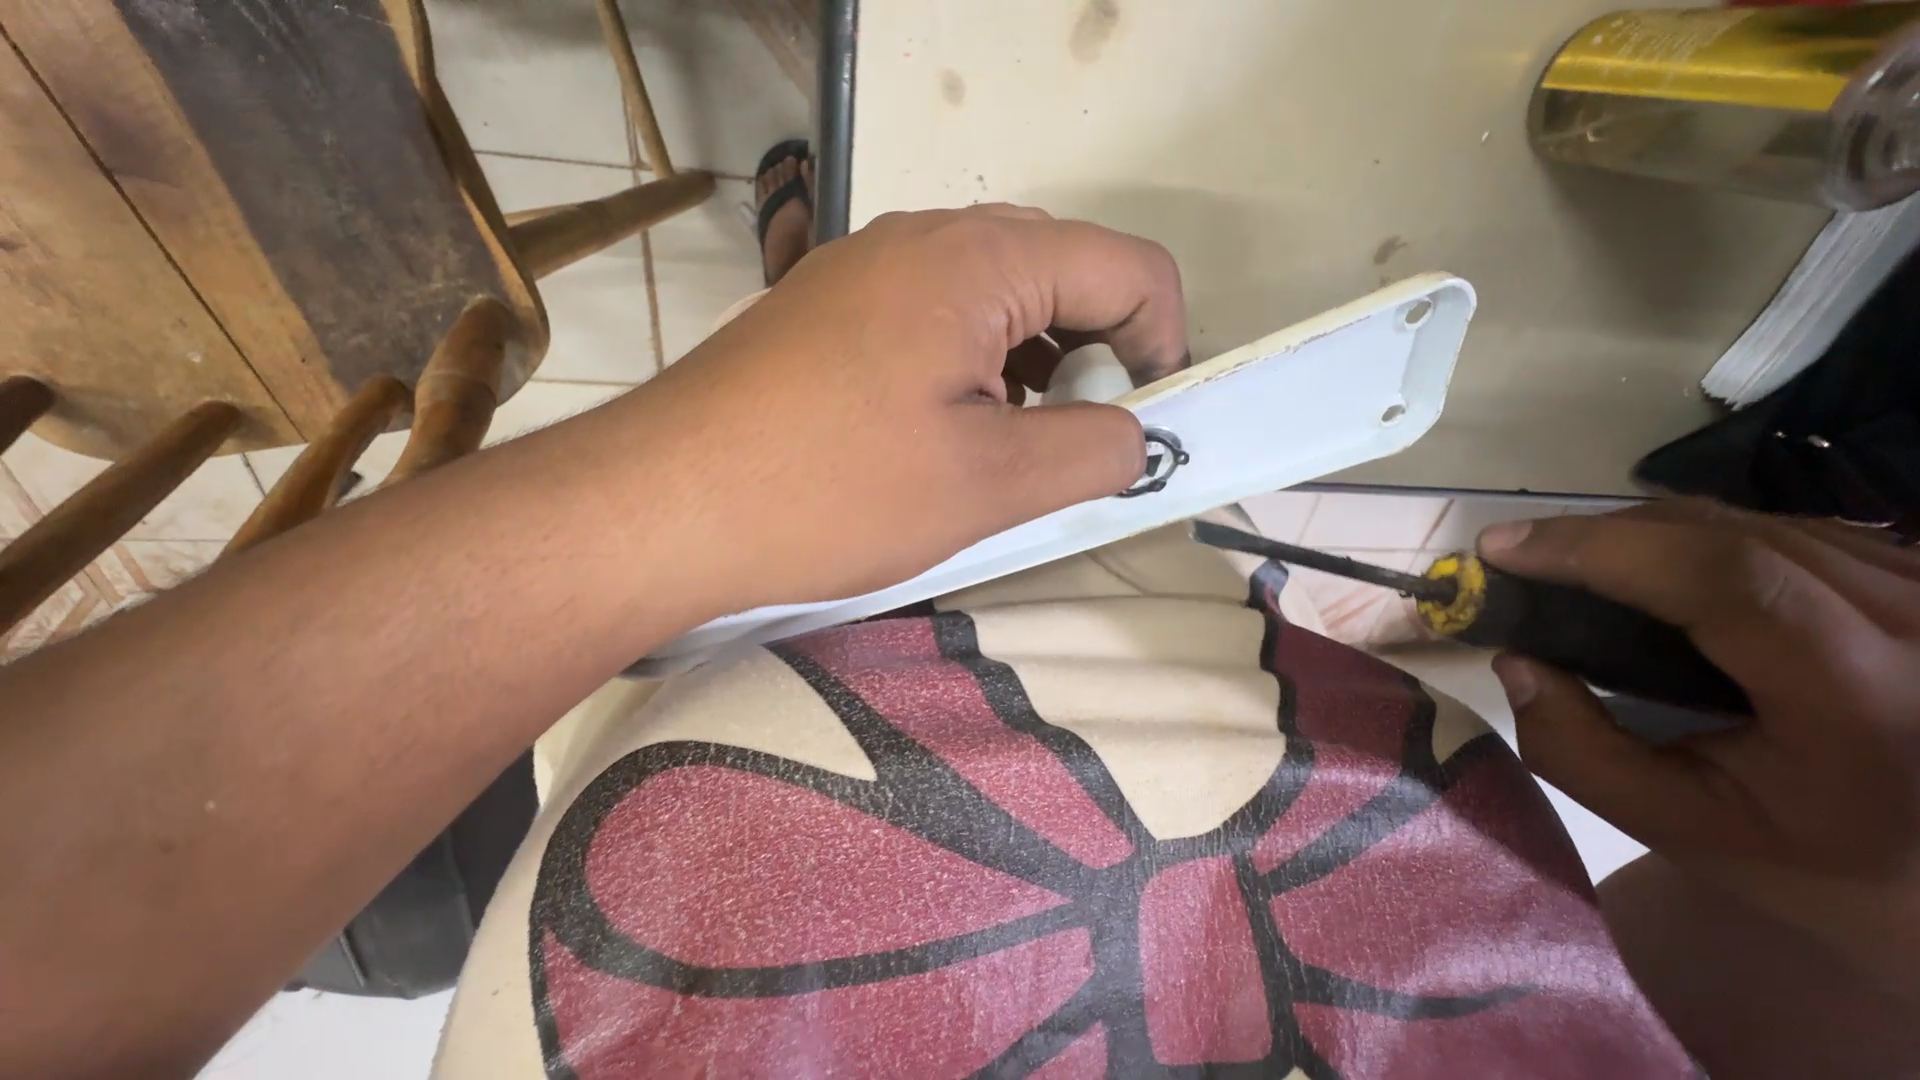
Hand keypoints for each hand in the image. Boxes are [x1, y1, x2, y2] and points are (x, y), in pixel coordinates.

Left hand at [629, 205, 1187, 614]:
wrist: (662, 504)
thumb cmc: (832, 491)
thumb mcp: (986, 483)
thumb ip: (1092, 449)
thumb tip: (1137, 433)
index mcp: (977, 260)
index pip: (1127, 266)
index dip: (1165, 343)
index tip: (1149, 425)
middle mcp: (922, 238)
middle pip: (1060, 272)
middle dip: (1096, 353)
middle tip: (1078, 441)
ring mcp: (866, 269)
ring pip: (994, 297)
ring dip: (1031, 364)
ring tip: (1008, 447)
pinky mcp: (829, 310)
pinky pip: (933, 317)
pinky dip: (970, 367)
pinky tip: (942, 433)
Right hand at [1478, 500, 1919, 879]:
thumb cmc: (1814, 855)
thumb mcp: (1678, 826)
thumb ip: (1576, 752)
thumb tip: (1516, 660)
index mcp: (1859, 693)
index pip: (1720, 576)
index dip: (1598, 547)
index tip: (1498, 550)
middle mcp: (1916, 617)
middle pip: (1722, 533)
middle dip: (1598, 534)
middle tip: (1516, 558)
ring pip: (1744, 519)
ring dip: (1639, 532)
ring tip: (1568, 564)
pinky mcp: (1915, 571)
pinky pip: (1776, 527)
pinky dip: (1692, 537)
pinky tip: (1649, 569)